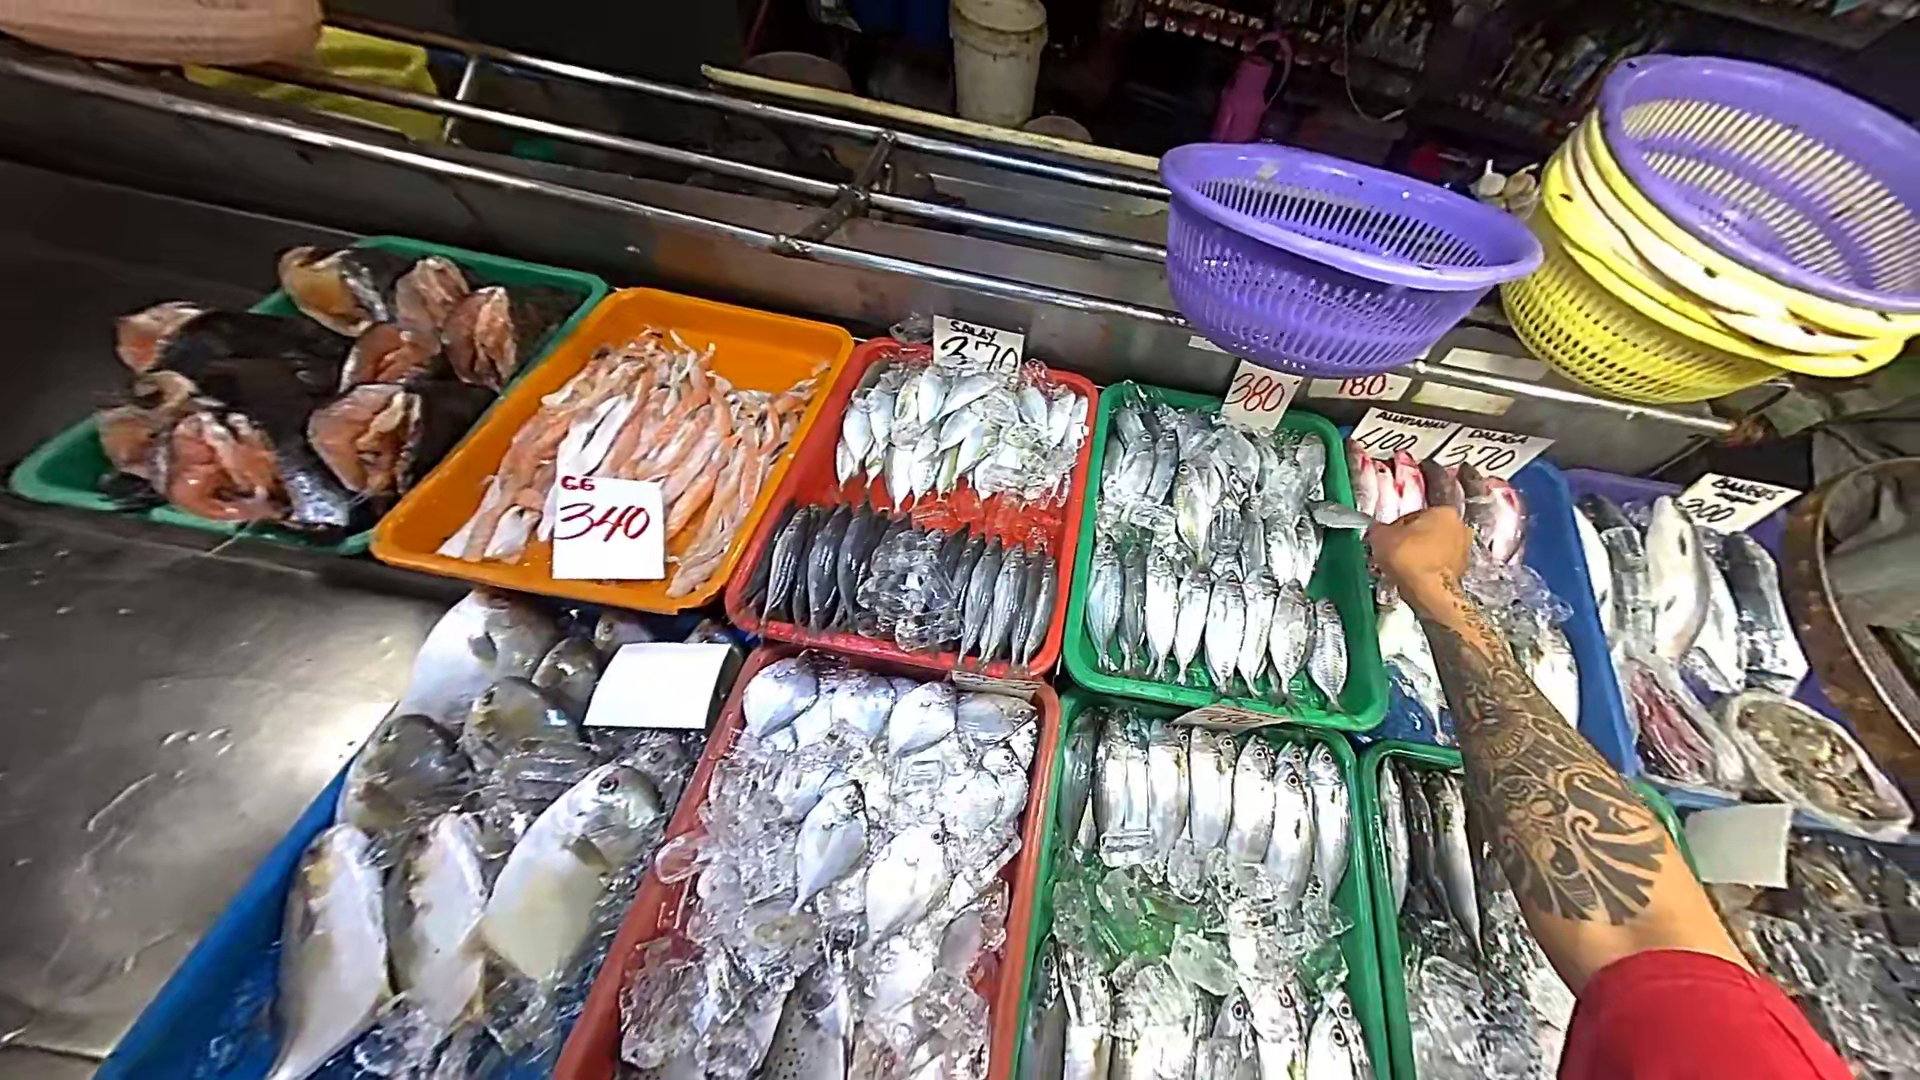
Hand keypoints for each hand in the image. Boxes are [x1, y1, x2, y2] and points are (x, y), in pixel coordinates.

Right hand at [1368, 506, 1472, 616]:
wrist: (1427, 589)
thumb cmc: (1408, 557)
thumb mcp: (1380, 536)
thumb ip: (1378, 528)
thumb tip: (1377, 529)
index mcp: (1443, 512)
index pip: (1412, 515)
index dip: (1395, 527)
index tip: (1385, 538)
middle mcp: (1460, 527)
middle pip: (1426, 531)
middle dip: (1409, 540)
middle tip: (1391, 551)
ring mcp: (1464, 549)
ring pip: (1433, 548)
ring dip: (1418, 554)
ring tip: (1399, 565)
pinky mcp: (1462, 569)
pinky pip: (1437, 563)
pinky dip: (1425, 567)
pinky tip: (1411, 574)